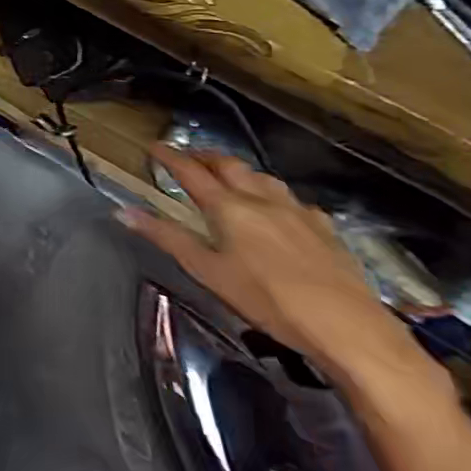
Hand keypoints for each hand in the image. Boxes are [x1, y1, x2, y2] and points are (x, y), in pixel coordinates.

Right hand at [122, 146, 422, 382]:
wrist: (346, 324)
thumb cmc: (267, 301)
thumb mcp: (208, 273)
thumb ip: (167, 238)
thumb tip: (124, 212)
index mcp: (229, 208)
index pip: (192, 172)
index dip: (171, 157)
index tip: (155, 146)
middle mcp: (261, 198)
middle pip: (229, 165)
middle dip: (206, 157)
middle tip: (189, 157)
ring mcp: (296, 210)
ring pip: (262, 177)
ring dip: (240, 171)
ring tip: (230, 176)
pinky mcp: (323, 227)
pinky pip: (292, 199)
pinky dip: (273, 195)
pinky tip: (279, 211)